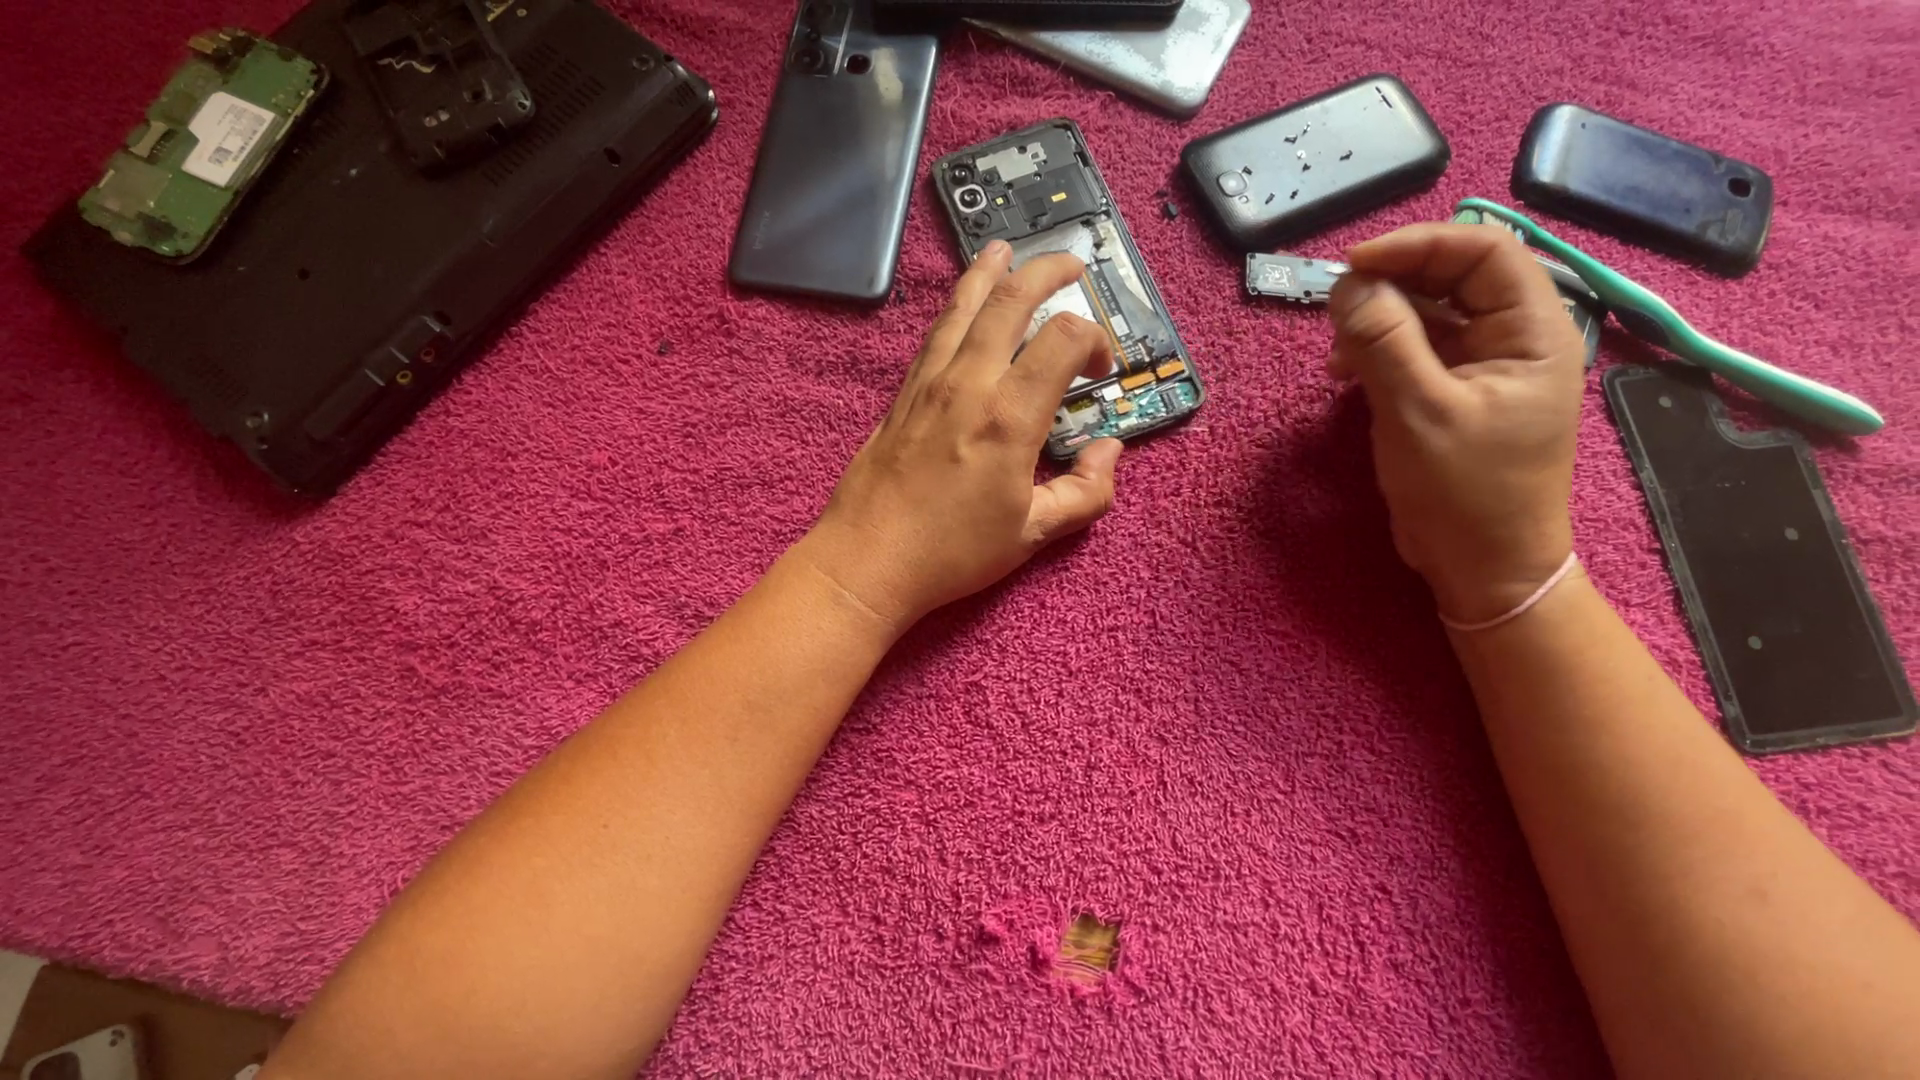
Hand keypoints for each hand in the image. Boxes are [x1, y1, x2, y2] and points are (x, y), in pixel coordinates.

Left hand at [796, 240, 1122, 630]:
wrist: (867, 561)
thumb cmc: (951, 553)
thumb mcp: (1033, 534)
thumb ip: (1084, 493)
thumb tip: (1109, 453)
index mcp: (1009, 417)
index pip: (1064, 340)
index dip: (1095, 341)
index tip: (1099, 371)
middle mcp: (968, 384)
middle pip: (1010, 300)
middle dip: (1046, 271)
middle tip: (1070, 263)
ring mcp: (929, 384)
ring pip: (963, 306)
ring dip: (989, 271)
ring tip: (1003, 248)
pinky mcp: (902, 394)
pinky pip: (934, 333)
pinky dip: (956, 306)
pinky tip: (961, 304)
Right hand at [1327, 223, 1587, 624]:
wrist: (1485, 569)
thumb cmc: (1465, 494)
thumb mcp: (1419, 413)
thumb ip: (1385, 341)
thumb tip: (1350, 285)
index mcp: (1533, 332)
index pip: (1483, 252)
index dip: (1417, 246)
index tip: (1354, 266)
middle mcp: (1514, 339)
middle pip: (1453, 278)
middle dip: (1391, 283)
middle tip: (1337, 309)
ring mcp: (1484, 367)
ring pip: (1429, 313)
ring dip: (1378, 321)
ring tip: (1337, 352)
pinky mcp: (1455, 394)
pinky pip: (1416, 351)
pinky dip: (1378, 352)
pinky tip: (1346, 373)